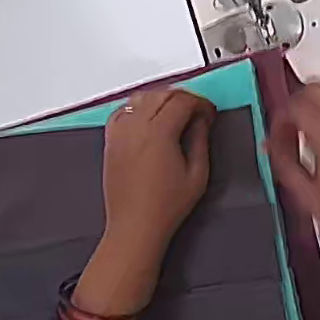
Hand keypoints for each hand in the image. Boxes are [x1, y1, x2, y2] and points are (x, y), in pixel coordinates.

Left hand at [102, 89, 215, 251]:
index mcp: (159, 132)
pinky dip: (136, 108)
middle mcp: (136, 126)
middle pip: (161, 94)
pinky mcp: (110, 141)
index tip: (209, 114)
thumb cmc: (168, 205)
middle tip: (196, 111)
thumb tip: (201, 120)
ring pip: (140, 98)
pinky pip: (122, 112)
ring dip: (159, 98)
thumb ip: (200, 140)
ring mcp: (120, 132)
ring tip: (174, 112)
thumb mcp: (197, 174)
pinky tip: (147, 118)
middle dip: (182, 97)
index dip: (200, 103)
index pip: (182, 102)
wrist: (135, 225)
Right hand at [267, 85, 319, 246]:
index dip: (280, 116)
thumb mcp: (309, 198)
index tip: (277, 133)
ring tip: (309, 129)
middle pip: (318, 89)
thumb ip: (284, 164)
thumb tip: (271, 145)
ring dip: (319, 105)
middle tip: (289, 124)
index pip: (297, 105)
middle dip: (297, 102)